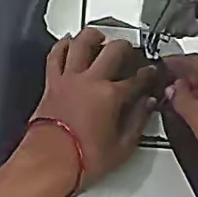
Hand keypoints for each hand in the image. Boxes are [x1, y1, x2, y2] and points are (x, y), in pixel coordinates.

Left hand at [25, 28, 157, 190]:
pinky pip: (55, 56)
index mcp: (111, 96)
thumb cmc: (81, 159)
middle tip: (129, 49)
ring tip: (100, 35)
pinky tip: (67, 42)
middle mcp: (90, 81)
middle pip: (112, 51)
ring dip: (93, 36)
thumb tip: (146, 106)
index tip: (149, 73)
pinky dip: (62, 45)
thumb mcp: (121, 148)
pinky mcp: (51, 83)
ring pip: (81, 44)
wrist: (48, 161)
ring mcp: (69, 79)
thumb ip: (137, 122)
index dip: (147, 74)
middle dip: (125, 46)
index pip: (136, 79)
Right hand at [162, 54, 197, 188]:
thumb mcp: (196, 115)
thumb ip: (180, 97)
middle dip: (185, 78)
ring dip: (195, 93)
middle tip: (168, 85)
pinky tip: (197, 117)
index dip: (176, 62)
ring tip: (178, 103)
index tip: (163, 66)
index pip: (196, 60)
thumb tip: (174, 90)